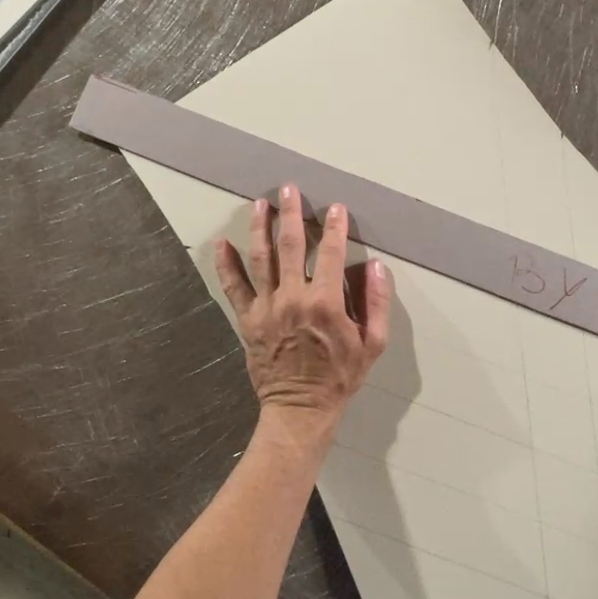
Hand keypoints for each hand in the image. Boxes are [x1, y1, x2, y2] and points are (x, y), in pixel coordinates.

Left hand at [213, 185, 391, 434]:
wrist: (301, 409)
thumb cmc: (340, 376)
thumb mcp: (373, 344)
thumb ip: (376, 302)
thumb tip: (374, 265)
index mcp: (326, 303)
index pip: (331, 253)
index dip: (334, 228)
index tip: (335, 208)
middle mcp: (293, 298)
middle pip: (290, 246)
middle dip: (291, 214)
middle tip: (289, 189)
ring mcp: (266, 308)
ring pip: (260, 259)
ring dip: (259, 228)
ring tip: (260, 204)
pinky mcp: (247, 320)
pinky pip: (233, 287)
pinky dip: (226, 264)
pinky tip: (221, 243)